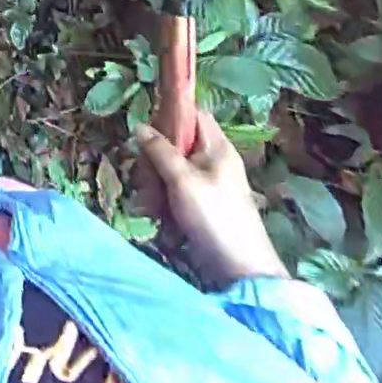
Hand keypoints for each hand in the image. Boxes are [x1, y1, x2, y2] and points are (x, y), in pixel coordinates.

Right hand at [136, 109, 286, 284]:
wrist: (241, 270)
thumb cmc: (214, 217)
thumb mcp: (182, 179)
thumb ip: (160, 150)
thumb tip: (140, 126)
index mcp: (217, 146)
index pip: (194, 114)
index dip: (172, 112)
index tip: (148, 122)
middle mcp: (215, 159)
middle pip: (180, 140)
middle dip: (157, 150)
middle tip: (143, 164)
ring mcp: (210, 182)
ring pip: (175, 164)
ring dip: (157, 174)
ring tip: (146, 191)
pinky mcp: (204, 203)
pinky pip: (178, 186)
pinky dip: (165, 192)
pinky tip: (155, 207)